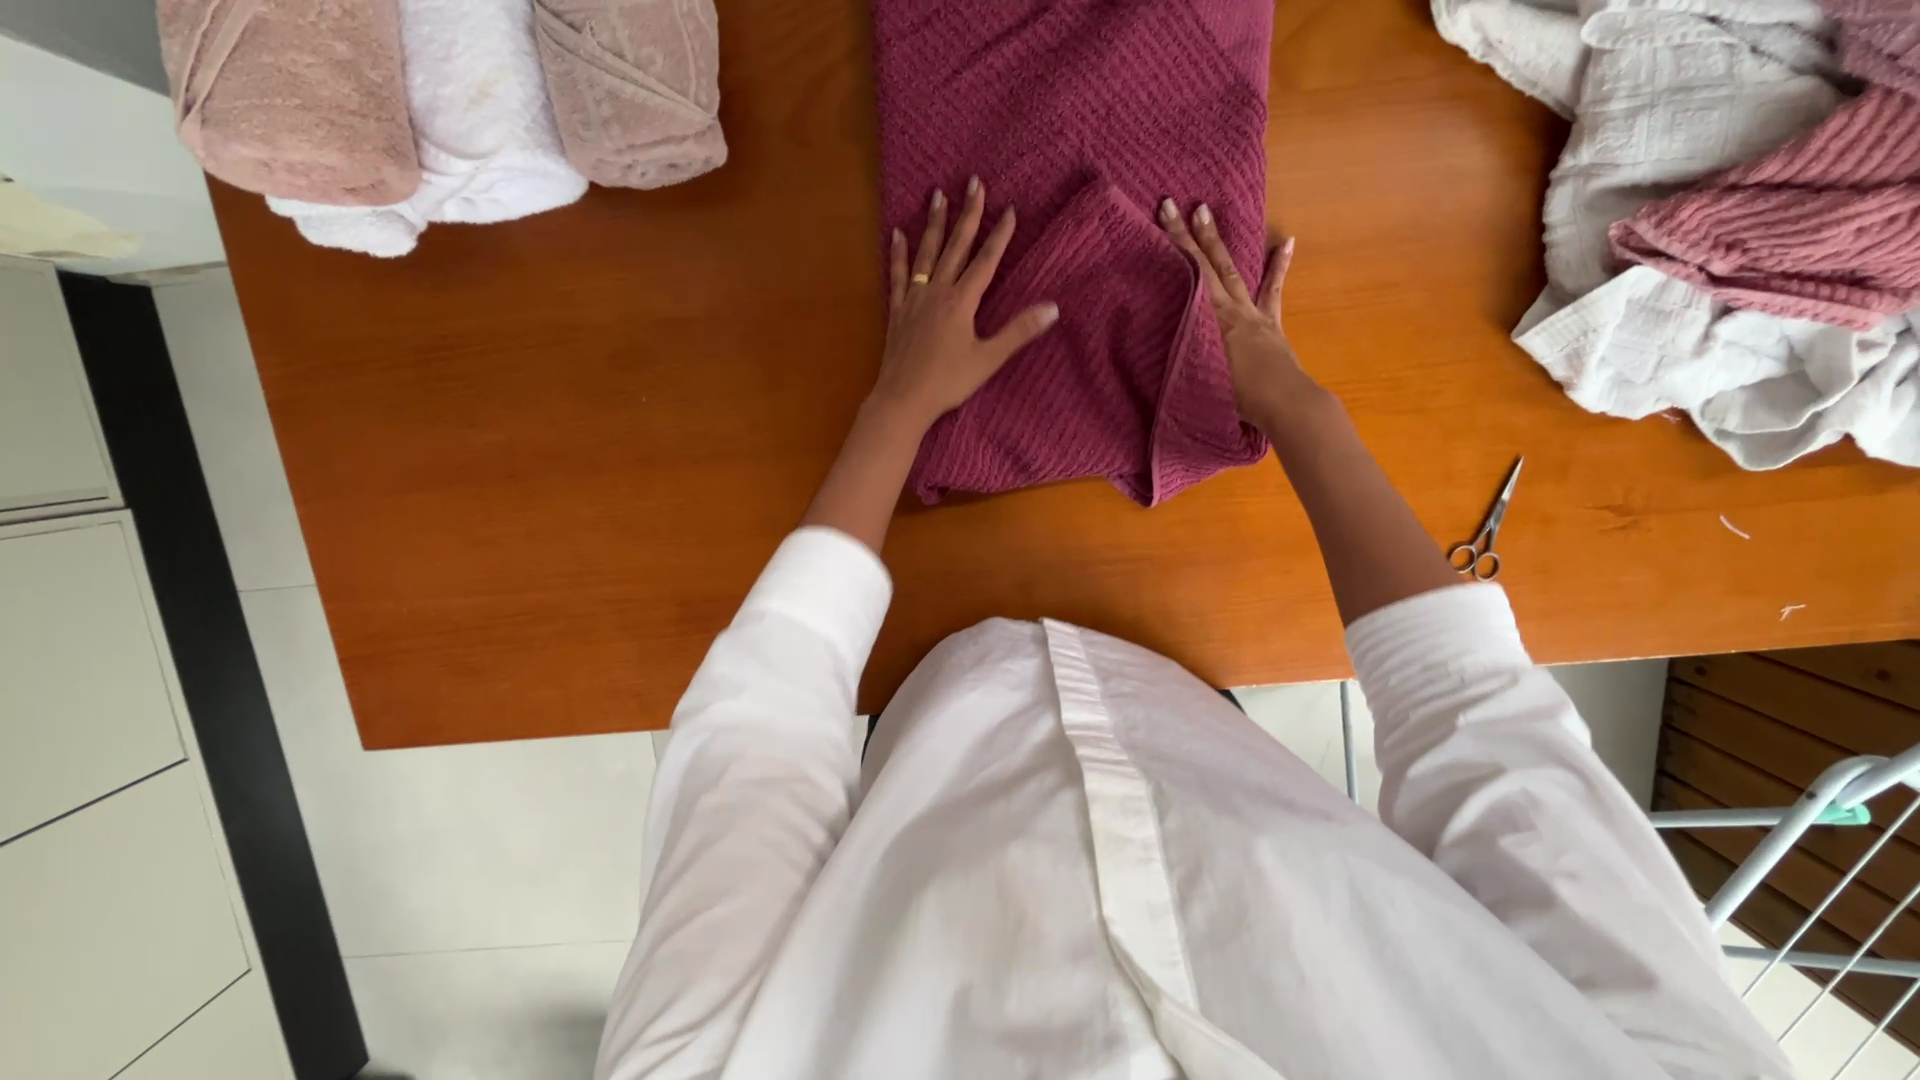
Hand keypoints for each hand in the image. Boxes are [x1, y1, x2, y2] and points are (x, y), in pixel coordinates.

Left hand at [871, 178, 1059, 429]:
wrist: (903, 399)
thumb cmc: (948, 383)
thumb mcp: (988, 359)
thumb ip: (1019, 332)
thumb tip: (1053, 309)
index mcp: (962, 302)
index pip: (985, 261)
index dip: (999, 235)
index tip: (1010, 208)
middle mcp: (938, 292)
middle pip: (956, 246)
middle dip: (967, 213)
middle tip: (974, 182)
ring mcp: (915, 299)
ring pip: (926, 253)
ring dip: (934, 223)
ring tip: (937, 194)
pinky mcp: (897, 311)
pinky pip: (898, 275)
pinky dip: (898, 253)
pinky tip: (897, 233)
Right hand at [1158, 199, 1309, 428]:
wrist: (1284, 403)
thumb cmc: (1239, 399)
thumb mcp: (1200, 378)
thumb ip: (1181, 357)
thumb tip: (1153, 346)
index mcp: (1212, 323)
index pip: (1189, 278)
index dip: (1175, 246)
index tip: (1162, 216)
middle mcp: (1230, 310)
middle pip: (1207, 267)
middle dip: (1190, 236)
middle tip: (1177, 205)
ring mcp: (1252, 314)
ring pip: (1233, 271)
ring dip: (1218, 243)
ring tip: (1207, 212)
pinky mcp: (1270, 323)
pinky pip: (1272, 291)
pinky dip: (1278, 266)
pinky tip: (1286, 241)